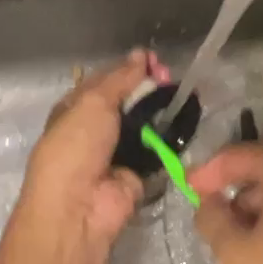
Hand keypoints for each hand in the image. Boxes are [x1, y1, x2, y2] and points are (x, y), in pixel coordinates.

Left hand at [15, 48, 170, 263]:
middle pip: (127, 100)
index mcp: (75, 108)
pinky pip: (157, 150)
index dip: (128, 68)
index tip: (153, 59)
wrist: (78, 209)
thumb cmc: (76, 147)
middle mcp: (95, 128)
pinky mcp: (138, 174)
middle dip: (148, 86)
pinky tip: (187, 119)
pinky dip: (170, 138)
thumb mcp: (93, 103)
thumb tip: (140, 55)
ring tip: (182, 94)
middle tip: (170, 77)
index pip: (105, 80)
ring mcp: (117, 152)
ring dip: (162, 109)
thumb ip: (120, 79)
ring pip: (144, 123)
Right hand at [189, 143, 262, 263]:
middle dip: (230, 192)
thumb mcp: (235, 251)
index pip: (237, 155)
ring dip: (249, 214)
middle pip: (258, 173)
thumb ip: (211, 219)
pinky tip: (256, 257)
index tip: (184, 188)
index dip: (207, 171)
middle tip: (206, 215)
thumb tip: (207, 203)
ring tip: (228, 243)